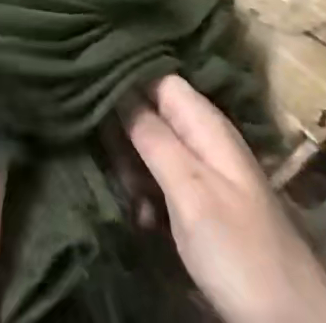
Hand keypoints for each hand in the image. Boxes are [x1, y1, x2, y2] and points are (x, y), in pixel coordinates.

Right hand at [124, 75, 325, 322]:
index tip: (84, 84)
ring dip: (128, 165)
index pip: (156, 74)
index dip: (121, 74)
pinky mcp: (198, 203)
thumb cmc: (240, 250)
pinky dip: (143, 193)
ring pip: (148, 146)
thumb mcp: (190, 189)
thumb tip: (114, 85)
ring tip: (127, 195)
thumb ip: (151, 135)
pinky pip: (157, 179)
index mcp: (205, 123)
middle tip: (105, 156)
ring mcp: (202, 172)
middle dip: (120, 129)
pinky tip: (140, 216)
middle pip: (147, 110)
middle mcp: (203, 139)